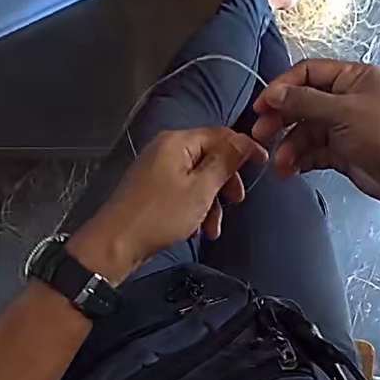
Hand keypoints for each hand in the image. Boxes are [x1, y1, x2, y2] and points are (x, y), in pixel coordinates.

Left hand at [68, 127, 266, 281]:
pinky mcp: (152, 190)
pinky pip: (183, 192)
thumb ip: (225, 162)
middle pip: (210, 157)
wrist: (116, 244)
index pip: (221, 135)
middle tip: (236, 201)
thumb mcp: (201, 189)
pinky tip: (196, 230)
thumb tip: (245, 141)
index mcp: (178, 143)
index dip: (245, 148)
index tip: (263, 163)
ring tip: (212, 228)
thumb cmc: (158, 216)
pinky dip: (195, 209)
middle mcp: (166, 150)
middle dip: (226, 182)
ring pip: (198, 179)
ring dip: (212, 202)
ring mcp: (157, 170)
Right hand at [249, 60, 379, 203]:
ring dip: (290, 147)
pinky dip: (302, 160)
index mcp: (352, 79)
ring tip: (280, 164)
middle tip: (261, 134)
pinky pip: (316, 152)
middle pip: (304, 104)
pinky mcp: (345, 153)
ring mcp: (347, 128)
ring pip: (308, 132)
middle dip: (282, 120)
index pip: (308, 74)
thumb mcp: (344, 111)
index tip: (262, 106)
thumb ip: (306, 101)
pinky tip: (291, 170)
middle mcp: (348, 100)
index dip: (282, 88)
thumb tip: (275, 93)